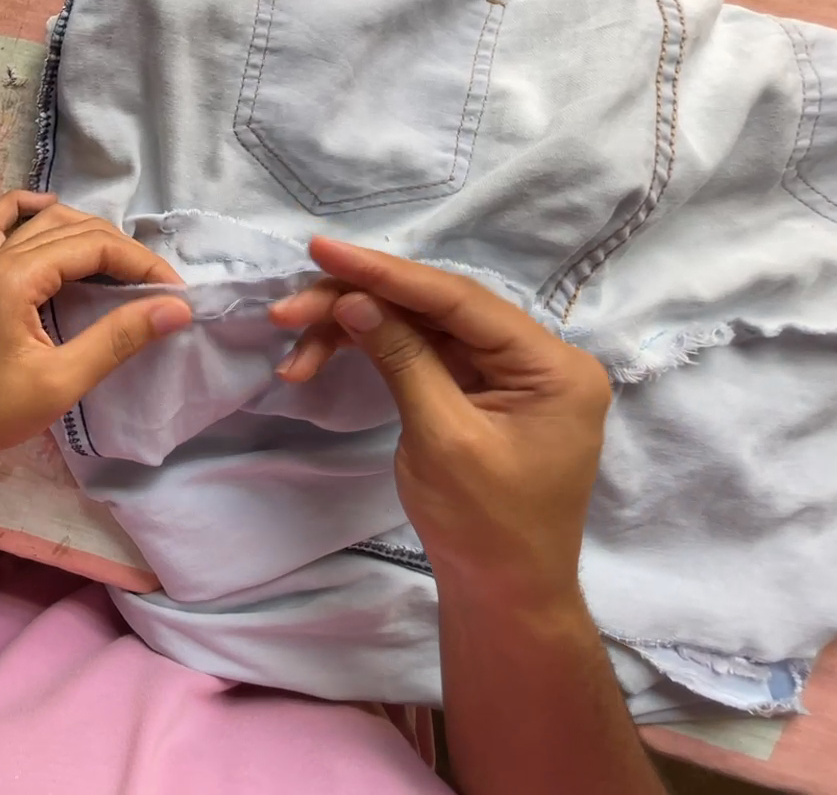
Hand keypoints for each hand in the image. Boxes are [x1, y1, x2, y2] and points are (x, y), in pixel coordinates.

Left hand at [0, 192, 192, 474]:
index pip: (93, 246)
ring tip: (122, 264)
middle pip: (71, 228)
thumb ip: (117, 339)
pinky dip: (23, 211)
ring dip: (86, 233)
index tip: (175, 292)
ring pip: (41, 223)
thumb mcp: (60, 382)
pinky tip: (45, 207)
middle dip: (121, 250)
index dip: (140, 263)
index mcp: (15, 277)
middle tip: (156, 287)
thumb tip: (174, 309)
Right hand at [269, 238, 611, 608]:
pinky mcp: (460, 383)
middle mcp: (526, 355)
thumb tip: (356, 300)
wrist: (499, 585)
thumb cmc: (485, 520)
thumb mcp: (442, 436)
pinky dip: (356, 351)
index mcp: (549, 365)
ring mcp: (492, 369)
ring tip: (290, 344)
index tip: (323, 250)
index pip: (457, 300)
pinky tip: (311, 360)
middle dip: (352, 302)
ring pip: (406, 324)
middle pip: (425, 306)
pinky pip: (403, 350)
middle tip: (287, 309)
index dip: (385, 273)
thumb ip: (403, 359)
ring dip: (343, 330)